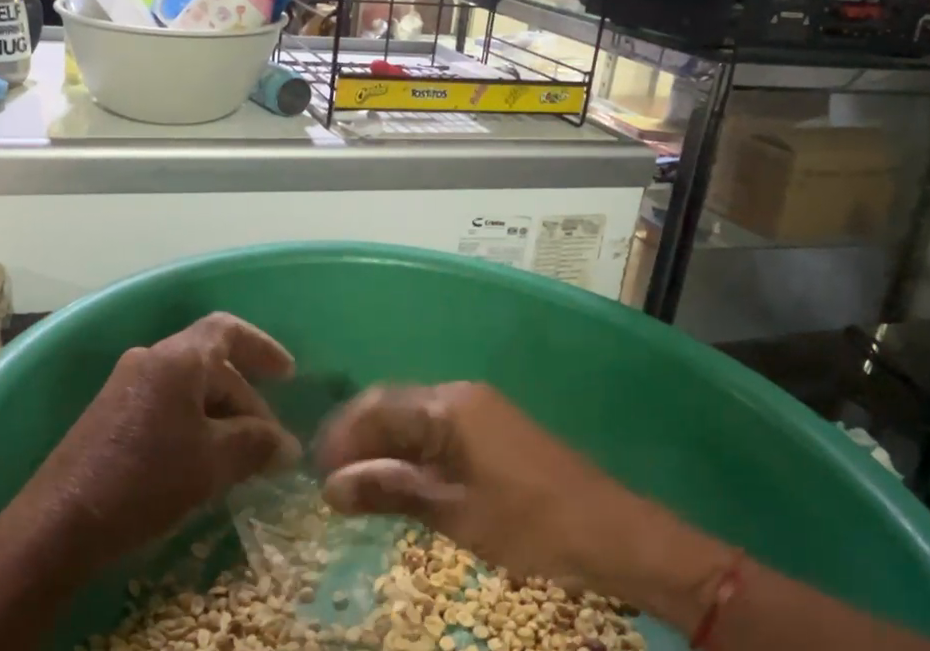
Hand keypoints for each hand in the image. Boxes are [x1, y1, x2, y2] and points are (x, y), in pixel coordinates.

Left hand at [1, 312, 300, 573]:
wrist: (60, 523)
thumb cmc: (145, 481)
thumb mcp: (212, 464)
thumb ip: (257, 444)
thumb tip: (288, 445)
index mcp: (176, 360)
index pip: (227, 330)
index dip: (262, 348)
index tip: (289, 376)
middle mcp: (150, 362)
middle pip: (210, 364)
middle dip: (247, 400)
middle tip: (271, 446)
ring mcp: (126, 388)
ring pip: (188, 389)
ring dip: (222, 417)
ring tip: (243, 461)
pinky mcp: (111, 417)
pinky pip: (167, 407)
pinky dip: (195, 426)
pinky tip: (204, 465)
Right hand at [316, 382, 731, 619]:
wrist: (613, 534)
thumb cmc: (531, 524)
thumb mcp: (455, 513)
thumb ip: (391, 491)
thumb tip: (330, 488)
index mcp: (449, 406)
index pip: (376, 407)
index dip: (341, 437)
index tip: (316, 473)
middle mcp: (460, 396)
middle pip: (392, 407)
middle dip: (357, 440)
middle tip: (330, 482)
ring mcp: (480, 411)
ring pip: (413, 419)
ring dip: (382, 448)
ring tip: (356, 486)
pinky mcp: (493, 431)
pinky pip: (436, 432)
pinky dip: (410, 453)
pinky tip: (398, 482)